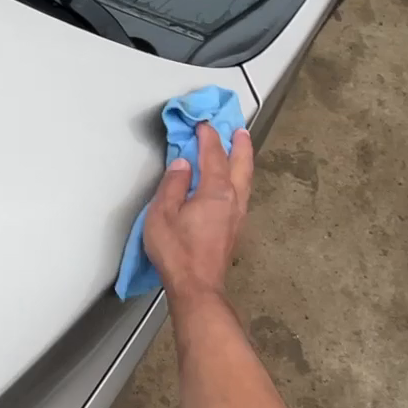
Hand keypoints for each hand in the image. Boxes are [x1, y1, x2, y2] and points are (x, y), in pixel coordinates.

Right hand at [143, 122, 253, 303]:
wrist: (196, 283)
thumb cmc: (176, 250)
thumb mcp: (162, 213)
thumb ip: (173, 185)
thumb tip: (181, 165)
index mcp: (215, 192)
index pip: (213, 157)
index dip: (208, 138)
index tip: (204, 124)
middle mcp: (233, 200)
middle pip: (240, 164)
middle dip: (238, 144)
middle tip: (237, 129)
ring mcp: (237, 214)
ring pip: (245, 178)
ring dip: (243, 160)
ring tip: (240, 149)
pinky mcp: (235, 227)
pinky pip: (242, 191)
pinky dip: (239, 177)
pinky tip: (234, 181)